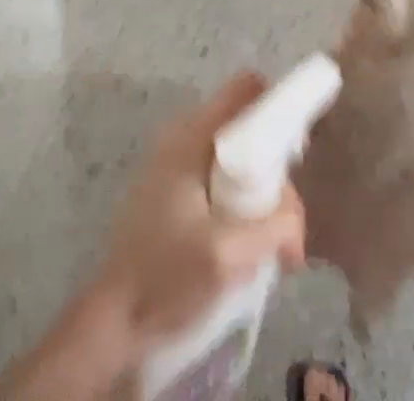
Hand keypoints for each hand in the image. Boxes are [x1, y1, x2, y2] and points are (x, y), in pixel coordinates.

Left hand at [92, 72, 308, 353]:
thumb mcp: (229, 253)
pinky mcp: (179, 199)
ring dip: (266, 200)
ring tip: (277, 249)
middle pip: (251, 131)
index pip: (246, 89)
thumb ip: (276, 224)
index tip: (299, 152)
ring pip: (243, 162)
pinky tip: (254, 250)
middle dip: (278, 173)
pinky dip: (247, 210)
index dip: (279, 107)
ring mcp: (179, 170)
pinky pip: (228, 186)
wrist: (115, 324)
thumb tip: (294, 218)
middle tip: (287, 225)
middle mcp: (184, 143)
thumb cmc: (166, 278)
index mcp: (190, 140)